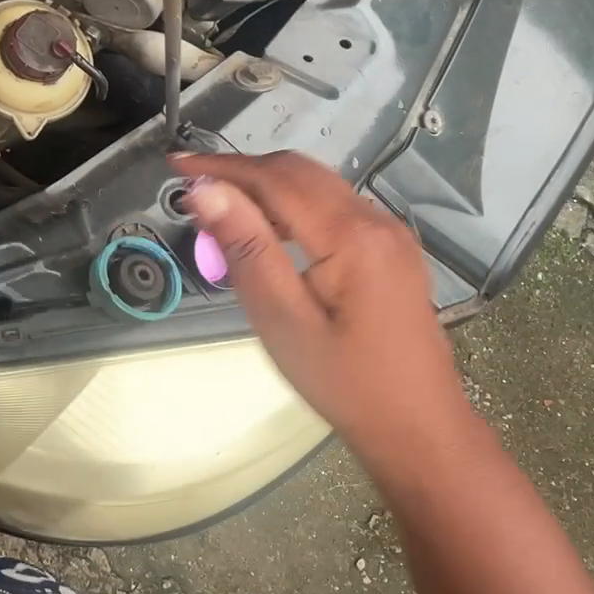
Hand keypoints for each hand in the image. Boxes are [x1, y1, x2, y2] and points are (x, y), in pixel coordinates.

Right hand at [173, 151, 481, 470]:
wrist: (419, 429)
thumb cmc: (342, 380)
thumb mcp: (281, 316)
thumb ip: (246, 246)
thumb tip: (206, 190)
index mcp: (350, 236)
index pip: (274, 179)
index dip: (220, 166)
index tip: (174, 165)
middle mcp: (376, 222)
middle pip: (298, 171)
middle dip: (240, 170)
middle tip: (190, 187)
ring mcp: (389, 235)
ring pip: (316, 184)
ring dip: (263, 185)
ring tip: (217, 209)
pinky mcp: (390, 251)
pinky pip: (332, 205)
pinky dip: (289, 203)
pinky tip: (264, 231)